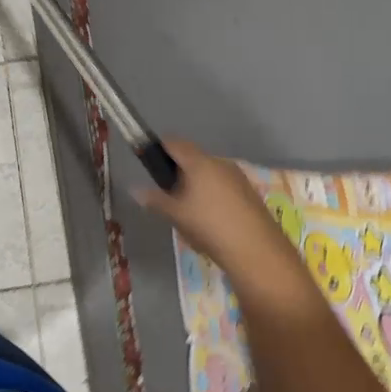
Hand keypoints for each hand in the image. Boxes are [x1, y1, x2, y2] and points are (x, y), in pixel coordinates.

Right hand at [131, 137, 295, 273]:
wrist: (255, 248)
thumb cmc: (208, 225)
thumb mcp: (175, 214)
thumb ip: (154, 200)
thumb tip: (135, 190)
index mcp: (199, 163)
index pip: (175, 143)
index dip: (160, 148)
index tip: (150, 162)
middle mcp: (220, 163)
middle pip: (193, 158)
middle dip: (178, 171)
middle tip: (168, 194)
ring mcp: (238, 176)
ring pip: (209, 172)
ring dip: (196, 182)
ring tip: (189, 209)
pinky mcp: (249, 191)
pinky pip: (223, 184)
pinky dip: (212, 192)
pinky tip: (210, 216)